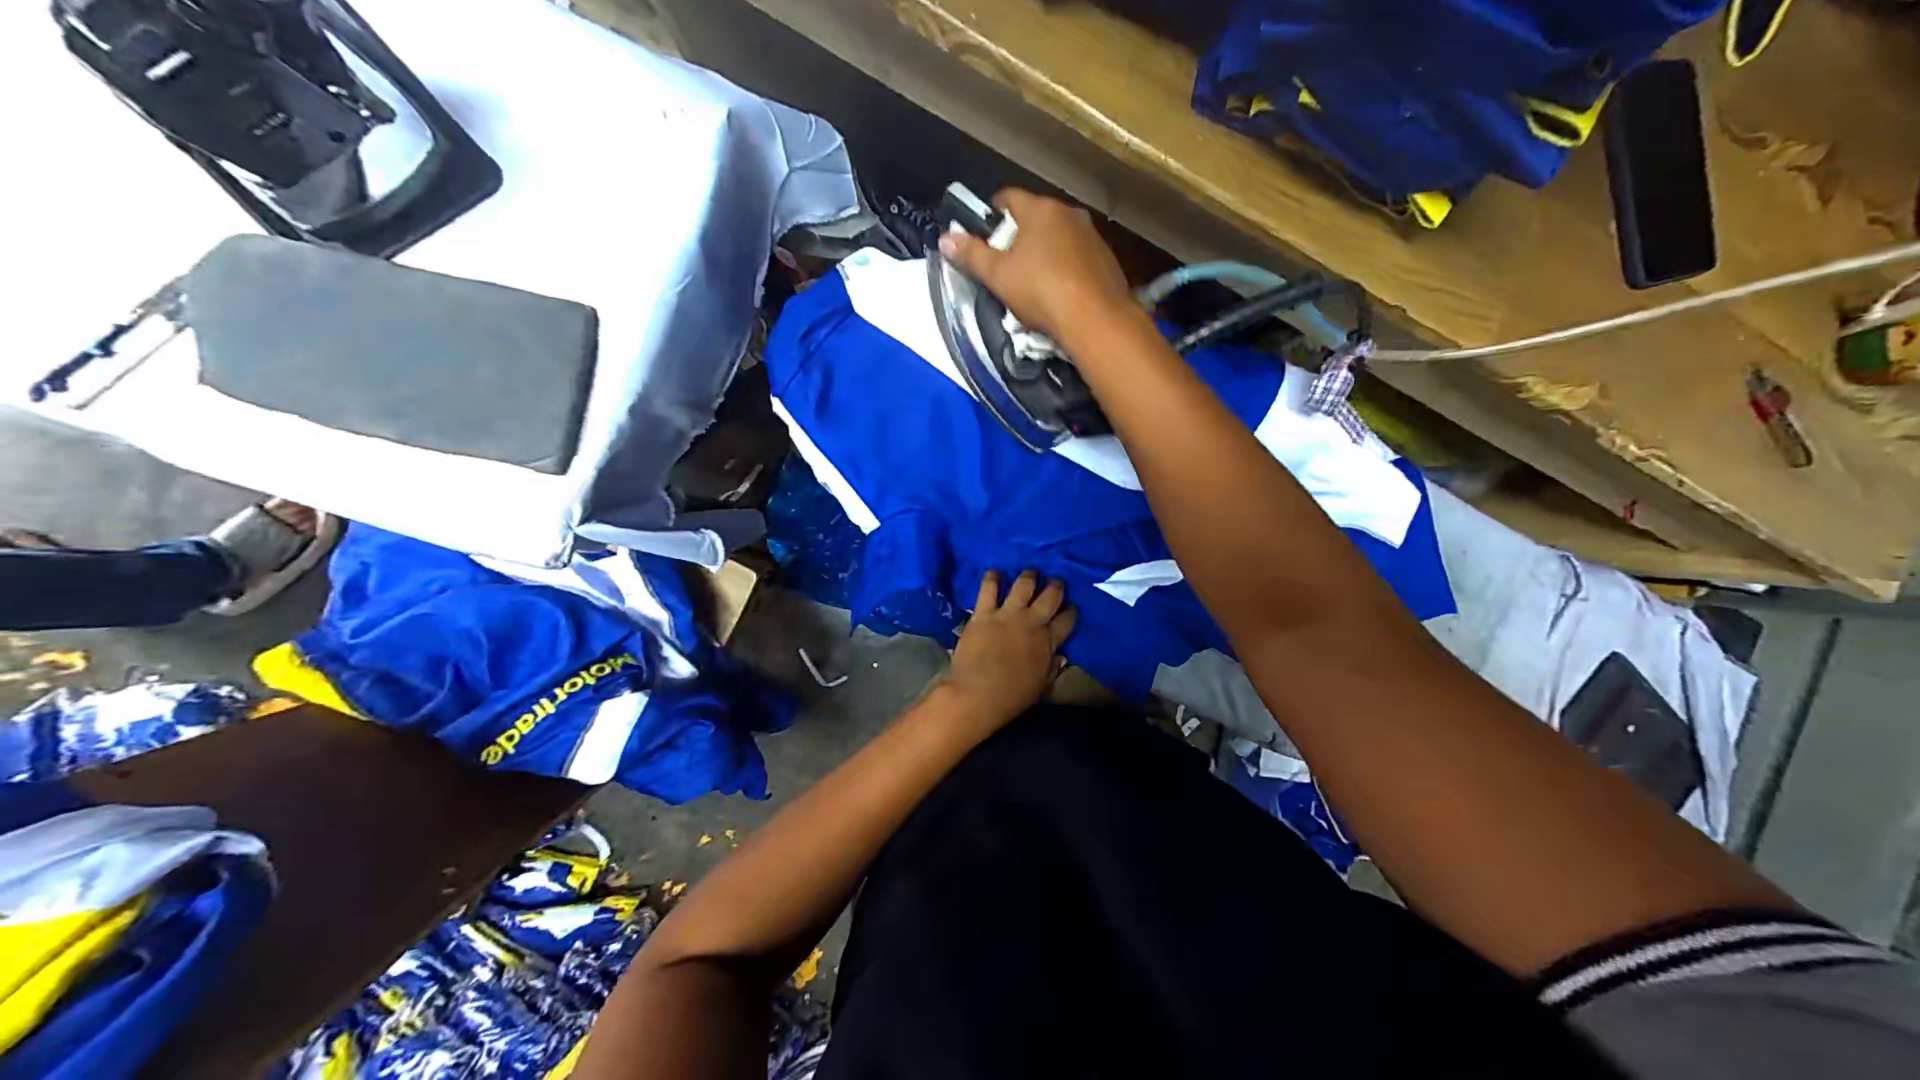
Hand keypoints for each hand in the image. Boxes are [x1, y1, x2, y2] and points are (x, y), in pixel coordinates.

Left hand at [937, 570, 1077, 731]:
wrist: (977, 694)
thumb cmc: (1012, 696)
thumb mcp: (1040, 686)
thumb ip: (1051, 668)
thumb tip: (1060, 655)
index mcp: (1048, 642)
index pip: (1067, 619)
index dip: (1071, 611)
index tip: (1070, 607)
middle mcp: (1031, 622)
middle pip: (1050, 596)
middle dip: (1056, 586)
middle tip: (1056, 582)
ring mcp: (1007, 615)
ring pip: (1024, 584)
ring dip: (1029, 576)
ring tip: (1030, 572)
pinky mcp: (983, 613)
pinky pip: (989, 588)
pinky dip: (992, 577)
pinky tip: (995, 572)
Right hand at [938, 189, 1138, 348]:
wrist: (1096, 319)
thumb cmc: (1041, 291)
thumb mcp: (998, 276)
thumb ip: (971, 255)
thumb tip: (945, 239)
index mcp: (1040, 209)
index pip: (1007, 197)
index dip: (991, 215)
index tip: (983, 238)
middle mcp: (1069, 213)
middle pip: (1034, 218)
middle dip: (1018, 238)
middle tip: (1005, 267)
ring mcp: (1091, 235)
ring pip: (1058, 238)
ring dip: (1044, 254)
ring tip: (1033, 284)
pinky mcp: (1106, 259)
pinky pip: (1077, 258)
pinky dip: (1065, 269)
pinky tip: (1060, 293)